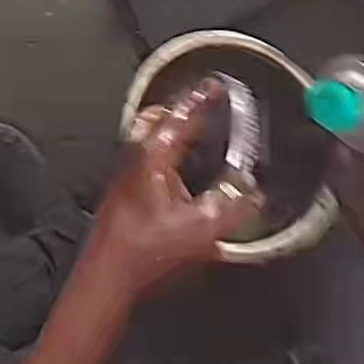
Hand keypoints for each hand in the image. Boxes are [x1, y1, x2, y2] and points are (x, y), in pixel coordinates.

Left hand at [82, 80, 262, 300]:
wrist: (109, 277)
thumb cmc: (146, 252)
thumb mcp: (202, 230)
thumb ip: (233, 207)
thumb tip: (253, 193)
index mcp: (154, 155)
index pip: (183, 116)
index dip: (203, 99)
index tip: (216, 86)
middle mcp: (136, 157)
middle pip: (157, 118)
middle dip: (180, 109)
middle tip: (201, 105)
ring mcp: (126, 173)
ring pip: (148, 136)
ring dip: (171, 129)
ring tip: (192, 132)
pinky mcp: (123, 190)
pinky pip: (145, 155)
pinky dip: (164, 151)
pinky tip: (177, 170)